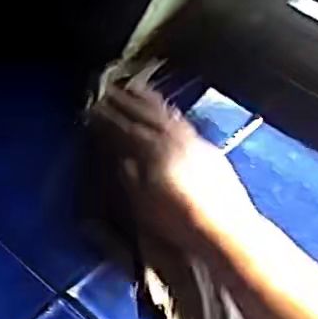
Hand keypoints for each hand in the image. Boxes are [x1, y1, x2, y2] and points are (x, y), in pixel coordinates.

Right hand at [89, 78, 259, 253]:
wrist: (225, 231)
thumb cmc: (177, 219)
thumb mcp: (141, 198)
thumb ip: (129, 172)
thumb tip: (120, 155)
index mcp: (155, 150)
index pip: (125, 127)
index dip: (107, 117)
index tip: (92, 107)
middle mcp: (177, 140)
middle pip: (148, 114)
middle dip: (127, 100)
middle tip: (111, 87)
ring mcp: (196, 144)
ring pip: (168, 115)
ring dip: (150, 101)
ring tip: (137, 90)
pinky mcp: (210, 153)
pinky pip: (183, 124)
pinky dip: (169, 114)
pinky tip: (167, 115)